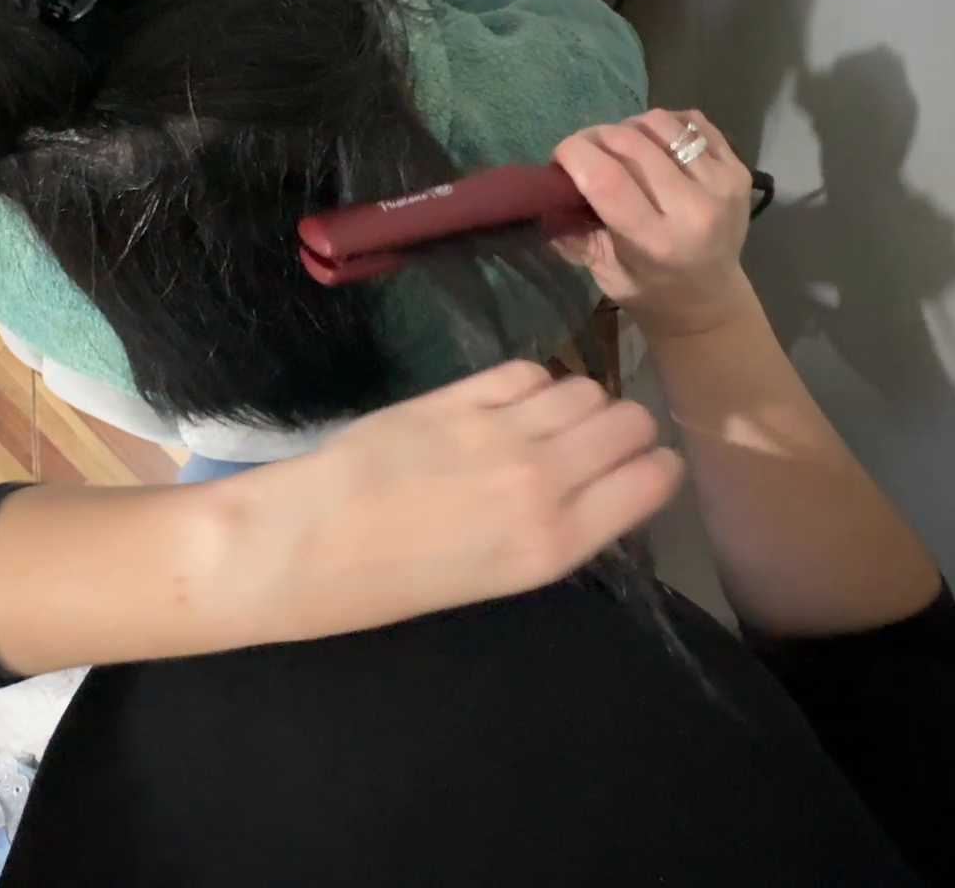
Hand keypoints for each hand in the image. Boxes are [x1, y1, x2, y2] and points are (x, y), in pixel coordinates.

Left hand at [216, 361, 683, 644]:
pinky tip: (508, 401)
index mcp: (554, 545)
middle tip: (591, 439)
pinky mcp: (454, 397)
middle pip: (627, 420)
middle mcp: (541, 480)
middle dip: (621, 428)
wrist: (303, 545)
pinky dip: (530, 382)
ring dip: (577, 401)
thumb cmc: (388, 584)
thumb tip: (584, 486)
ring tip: (545, 419)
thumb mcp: (489, 580)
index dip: (652, 467)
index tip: (640, 465)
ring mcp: (498, 431)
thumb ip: (548, 530)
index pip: (651, 479)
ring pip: (583, 387)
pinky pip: (525, 370)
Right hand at [554, 109, 758, 339]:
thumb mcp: (603, 272)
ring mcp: (721, 185)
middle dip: (596, 137)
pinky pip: (695, 122)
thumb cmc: (646, 291)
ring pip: (663, 125)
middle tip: (583, 148)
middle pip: (633, 145)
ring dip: (629, 126)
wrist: (708, 300)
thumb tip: (544, 199)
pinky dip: (665, 124)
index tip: (560, 154)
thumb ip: (575, 235)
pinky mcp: (739, 170)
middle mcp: (693, 209)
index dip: (576, 155)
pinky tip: (652, 142)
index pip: (607, 181)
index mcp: (653, 242)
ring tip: (618, 143)